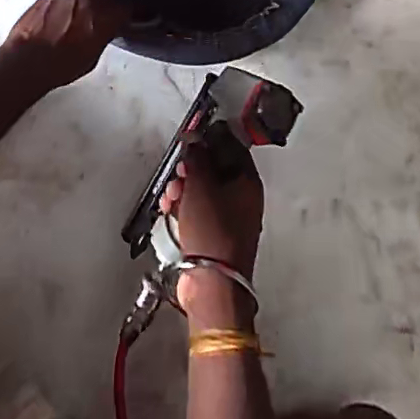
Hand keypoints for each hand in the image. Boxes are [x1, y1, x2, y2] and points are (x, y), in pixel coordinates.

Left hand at [0, 0, 131, 86]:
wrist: (26, 63)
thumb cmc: (57, 66)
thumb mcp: (92, 57)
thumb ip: (103, 35)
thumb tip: (108, 28)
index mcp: (102, 19)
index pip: (126, 5)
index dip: (132, 8)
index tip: (132, 11)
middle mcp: (86, 2)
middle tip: (118, 0)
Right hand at [163, 139, 263, 320]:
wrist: (213, 281)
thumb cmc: (212, 231)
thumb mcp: (200, 185)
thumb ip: (196, 157)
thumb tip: (194, 140)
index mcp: (248, 180)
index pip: (231, 145)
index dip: (210, 138)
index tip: (192, 137)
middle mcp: (243, 197)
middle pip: (216, 168)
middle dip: (193, 166)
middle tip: (179, 171)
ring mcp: (231, 217)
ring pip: (205, 189)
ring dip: (185, 186)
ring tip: (171, 195)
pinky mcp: (216, 234)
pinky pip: (200, 209)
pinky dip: (185, 205)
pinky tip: (171, 209)